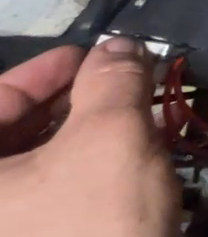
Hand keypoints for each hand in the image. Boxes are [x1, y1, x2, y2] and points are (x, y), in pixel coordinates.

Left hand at [0, 39, 176, 236]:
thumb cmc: (90, 218)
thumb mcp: (112, 136)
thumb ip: (114, 80)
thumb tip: (118, 47)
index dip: (54, 68)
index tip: (111, 53)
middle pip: (8, 133)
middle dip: (73, 102)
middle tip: (132, 83)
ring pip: (24, 164)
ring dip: (81, 134)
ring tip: (138, 119)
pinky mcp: (21, 234)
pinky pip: (31, 195)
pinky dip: (75, 169)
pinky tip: (122, 160)